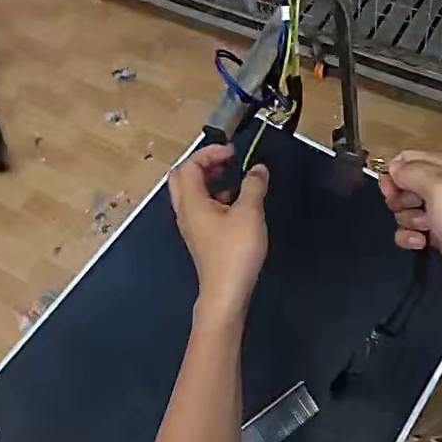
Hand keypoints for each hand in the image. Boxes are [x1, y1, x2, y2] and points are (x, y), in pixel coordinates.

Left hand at [171, 144, 268, 323]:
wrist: (226, 290)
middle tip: (227, 162)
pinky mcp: (202, 237)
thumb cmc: (235, 250)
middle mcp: (186, 211)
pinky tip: (237, 203)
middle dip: (204, 164)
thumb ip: (254, 186)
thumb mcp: (250, 213)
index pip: (190, 166)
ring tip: (235, 179)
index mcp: (192, 201)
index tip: (233, 151)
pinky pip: (201, 208)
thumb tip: (258, 169)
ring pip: (192, 194)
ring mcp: (192, 226)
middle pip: (183, 178)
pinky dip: (215, 197)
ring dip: (210, 181)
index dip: (209, 153)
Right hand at [379, 151, 441, 298]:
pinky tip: (419, 243)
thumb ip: (413, 172)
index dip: (394, 171)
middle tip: (404, 207)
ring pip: (408, 209)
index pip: (410, 158)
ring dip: (406, 219)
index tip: (388, 188)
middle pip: (406, 184)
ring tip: (421, 227)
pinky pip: (415, 231)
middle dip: (398, 197)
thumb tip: (393, 167)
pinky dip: (411, 237)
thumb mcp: (440, 187)